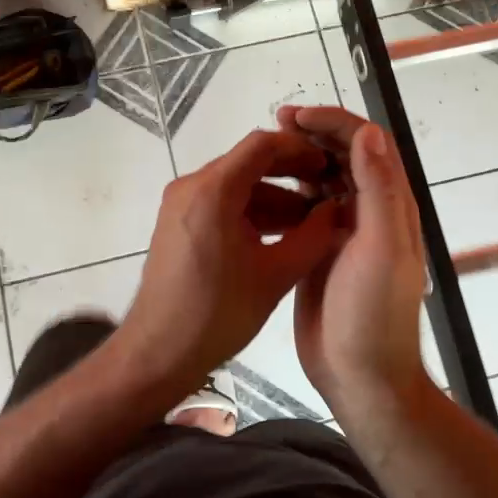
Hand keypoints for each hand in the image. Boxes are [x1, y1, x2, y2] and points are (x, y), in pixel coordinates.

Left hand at [117, 130, 346, 395]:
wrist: (159, 352)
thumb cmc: (218, 314)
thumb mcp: (276, 276)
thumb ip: (313, 237)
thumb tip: (338, 212)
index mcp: (212, 191)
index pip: (262, 145)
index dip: (300, 148)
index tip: (330, 164)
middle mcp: (191, 187)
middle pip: (248, 162)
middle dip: (291, 173)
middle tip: (328, 187)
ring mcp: (181, 204)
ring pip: (236, 184)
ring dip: (274, 195)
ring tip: (313, 218)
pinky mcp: (179, 223)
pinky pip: (221, 203)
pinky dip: (251, 211)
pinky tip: (282, 233)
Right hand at [278, 106, 435, 415]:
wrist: (359, 375)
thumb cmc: (373, 313)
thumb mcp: (381, 248)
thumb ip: (378, 190)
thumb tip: (369, 131)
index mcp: (391, 206)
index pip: (367, 145)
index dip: (335, 122)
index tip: (297, 116)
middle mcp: (369, 211)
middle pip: (344, 155)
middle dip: (314, 133)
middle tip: (276, 123)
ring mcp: (342, 231)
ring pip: (322, 179)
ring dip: (299, 157)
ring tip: (265, 148)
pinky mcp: (317, 249)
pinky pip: (304, 207)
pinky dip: (287, 189)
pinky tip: (262, 187)